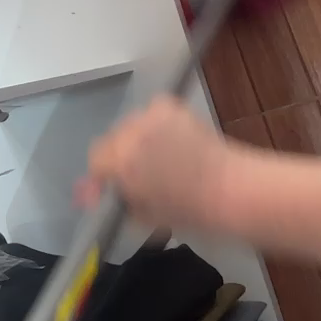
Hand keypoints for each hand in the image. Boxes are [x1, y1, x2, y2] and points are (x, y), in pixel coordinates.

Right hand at [78, 96, 239, 229]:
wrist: (233, 189)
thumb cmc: (190, 212)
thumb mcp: (145, 215)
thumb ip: (115, 199)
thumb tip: (87, 195)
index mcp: (122, 162)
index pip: (96, 159)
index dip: (103, 176)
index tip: (117, 188)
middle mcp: (132, 133)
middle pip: (112, 139)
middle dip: (120, 156)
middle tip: (140, 176)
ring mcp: (152, 115)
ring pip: (131, 124)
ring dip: (138, 139)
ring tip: (160, 158)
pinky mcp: (171, 105)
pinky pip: (152, 112)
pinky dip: (156, 123)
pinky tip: (172, 139)